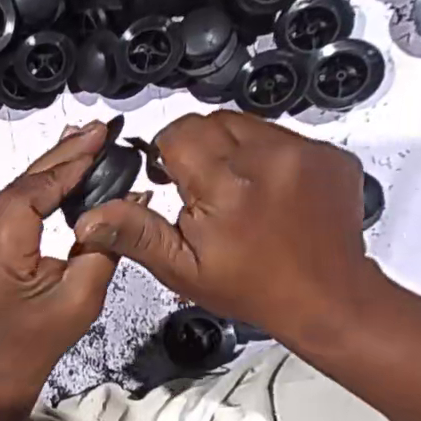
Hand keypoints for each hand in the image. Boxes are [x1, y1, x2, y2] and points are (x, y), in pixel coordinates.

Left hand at [0, 122, 122, 393]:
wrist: (6, 363)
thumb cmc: (41, 339)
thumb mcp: (83, 297)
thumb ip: (105, 244)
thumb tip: (128, 198)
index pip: (28, 196)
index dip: (64, 166)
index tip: (95, 142)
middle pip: (17, 188)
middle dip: (58, 158)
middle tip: (93, 132)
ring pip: (10, 194)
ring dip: (47, 170)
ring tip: (81, 143)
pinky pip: (6, 208)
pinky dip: (33, 189)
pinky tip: (56, 171)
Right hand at [72, 111, 385, 346]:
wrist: (325, 297)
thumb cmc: (257, 288)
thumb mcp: (182, 269)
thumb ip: (135, 234)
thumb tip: (92, 219)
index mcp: (224, 185)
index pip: (178, 133)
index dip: (168, 156)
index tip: (174, 181)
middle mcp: (267, 159)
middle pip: (211, 122)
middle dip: (200, 153)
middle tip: (207, 195)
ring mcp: (303, 153)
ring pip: (247, 125)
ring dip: (234, 152)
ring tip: (240, 197)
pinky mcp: (328, 155)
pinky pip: (284, 136)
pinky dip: (269, 158)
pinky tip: (270, 195)